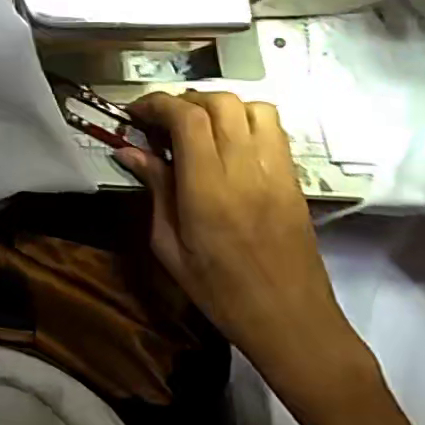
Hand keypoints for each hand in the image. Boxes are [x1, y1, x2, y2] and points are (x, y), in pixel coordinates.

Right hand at [114, 91, 368, 397]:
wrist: (293, 323)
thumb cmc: (221, 293)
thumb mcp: (169, 247)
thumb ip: (155, 191)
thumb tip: (130, 152)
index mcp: (209, 191)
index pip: (188, 119)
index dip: (157, 104)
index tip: (136, 113)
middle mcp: (246, 172)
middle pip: (220, 103)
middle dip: (184, 100)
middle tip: (162, 120)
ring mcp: (277, 173)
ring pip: (252, 108)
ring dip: (218, 107)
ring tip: (196, 126)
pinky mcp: (294, 180)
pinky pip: (273, 130)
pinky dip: (245, 121)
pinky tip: (226, 142)